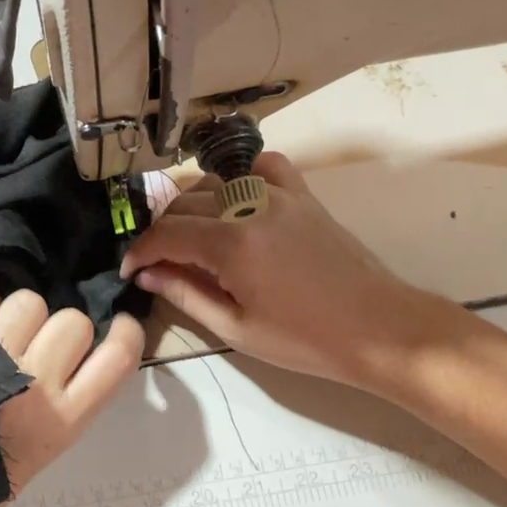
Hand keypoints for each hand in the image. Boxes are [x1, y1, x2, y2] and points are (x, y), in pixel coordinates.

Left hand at [0, 289, 144, 496]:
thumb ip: (70, 405)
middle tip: (40, 347)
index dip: (127, 332)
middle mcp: (37, 386)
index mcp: (65, 420)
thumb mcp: (46, 450)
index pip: (118, 358)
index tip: (119, 326)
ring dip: (21, 314)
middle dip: (61, 328)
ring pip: (30, 302)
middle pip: (73, 321)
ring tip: (3, 337)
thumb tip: (78, 359)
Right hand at [120, 152, 461, 390]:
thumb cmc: (303, 339)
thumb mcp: (235, 328)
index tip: (130, 271)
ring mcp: (280, 195)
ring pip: (216, 182)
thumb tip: (148, 274)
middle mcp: (251, 207)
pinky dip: (240, 177)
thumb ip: (186, 294)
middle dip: (160, 232)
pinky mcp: (304, 196)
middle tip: (156, 263)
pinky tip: (234, 200)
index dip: (140, 252)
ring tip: (188, 238)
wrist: (376, 328)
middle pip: (184, 204)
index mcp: (232, 244)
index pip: (166, 234)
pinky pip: (263, 167)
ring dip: (192, 205)